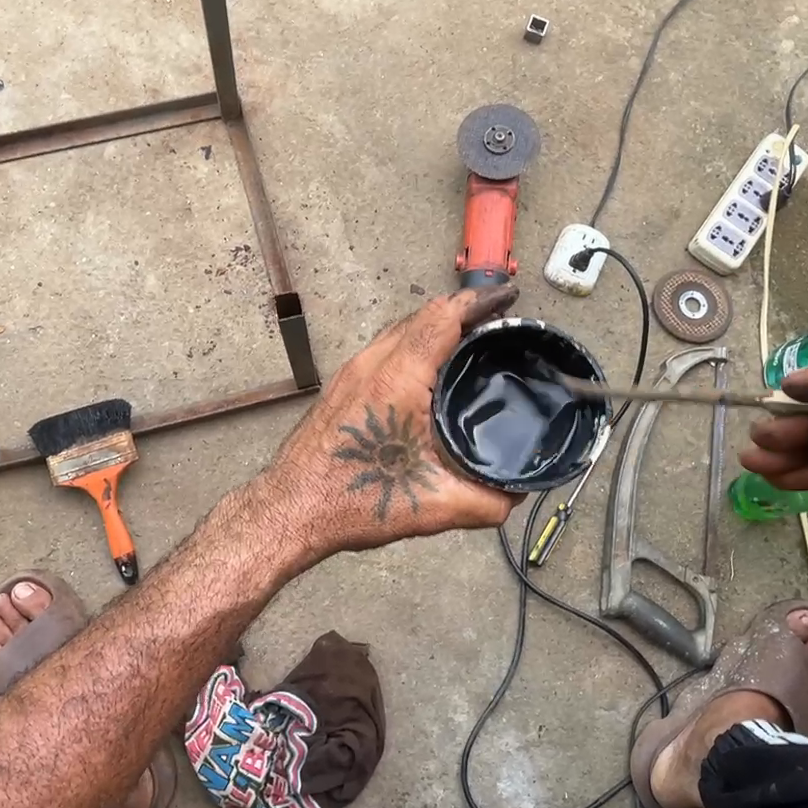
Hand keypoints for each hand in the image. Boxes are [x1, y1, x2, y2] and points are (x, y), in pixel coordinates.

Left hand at [257, 286, 522, 562]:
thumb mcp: (434, 507)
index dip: (481, 301)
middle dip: (464, 311)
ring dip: (435, 327)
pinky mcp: (340, 387)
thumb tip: (517, 493)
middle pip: (423, 315)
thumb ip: (488, 501)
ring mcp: (350, 373)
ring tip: (467, 342)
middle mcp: (371, 365)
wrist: (290, 509)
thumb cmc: (350, 501)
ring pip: (399, 330)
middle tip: (497, 322)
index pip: (444, 316)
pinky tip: (426, 371)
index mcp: (398, 379)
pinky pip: (382, 349)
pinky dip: (412, 345)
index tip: (508, 298)